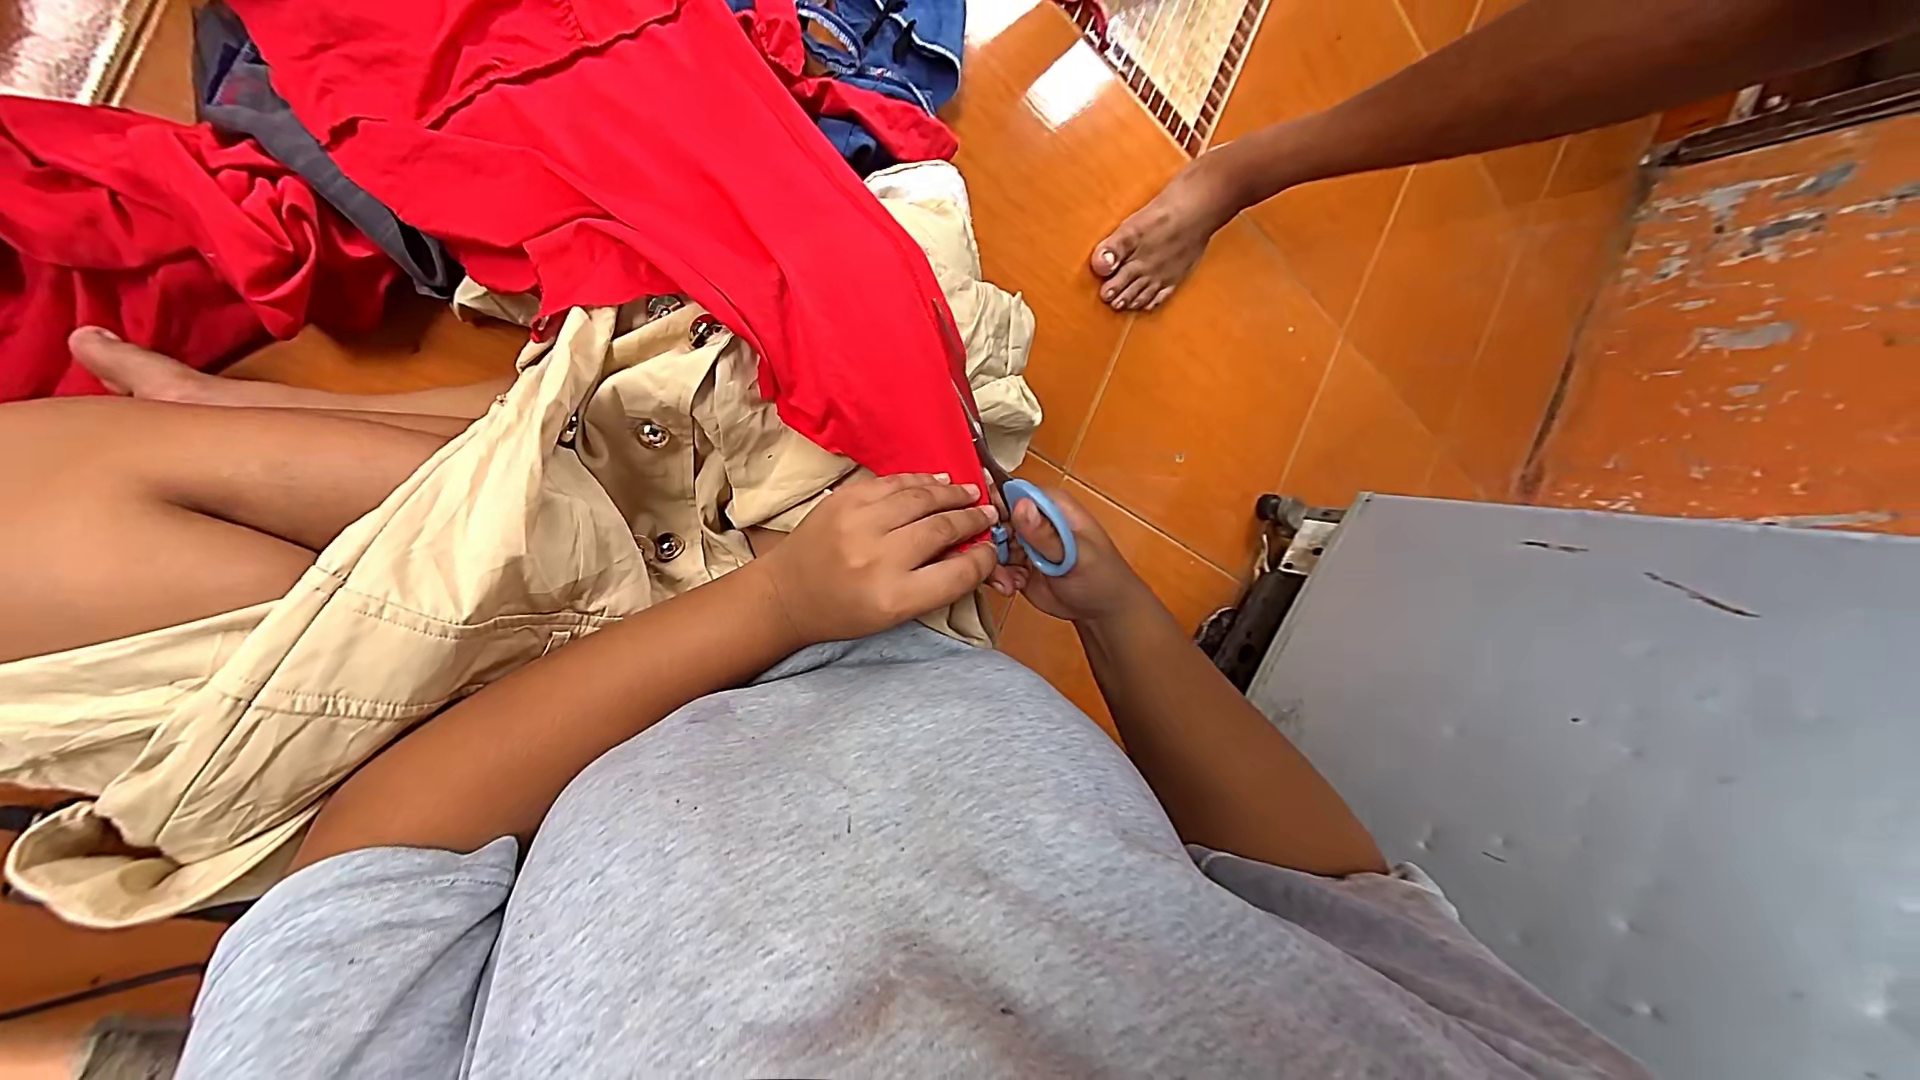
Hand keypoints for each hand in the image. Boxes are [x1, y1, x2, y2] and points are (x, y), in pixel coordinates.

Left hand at [759, 473, 998, 644]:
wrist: (787, 593)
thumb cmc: (844, 611)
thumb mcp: (894, 614)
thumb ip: (935, 586)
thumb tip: (971, 550)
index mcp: (892, 598)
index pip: (957, 573)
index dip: (982, 559)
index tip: (989, 549)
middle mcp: (877, 558)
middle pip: (942, 528)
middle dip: (972, 519)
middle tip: (988, 514)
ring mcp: (858, 523)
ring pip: (921, 497)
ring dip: (952, 494)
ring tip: (969, 494)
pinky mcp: (844, 499)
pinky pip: (894, 482)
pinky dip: (922, 480)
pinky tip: (939, 482)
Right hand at [1001, 486, 1156, 624]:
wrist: (1101, 610)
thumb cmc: (1100, 576)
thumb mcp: (1075, 555)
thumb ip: (1046, 534)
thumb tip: (1020, 505)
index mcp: (1050, 504)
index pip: (1011, 492)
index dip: (993, 506)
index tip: (985, 529)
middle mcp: (1033, 518)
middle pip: (995, 519)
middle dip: (990, 542)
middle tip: (998, 563)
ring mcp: (1022, 540)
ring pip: (991, 544)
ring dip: (994, 564)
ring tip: (1009, 582)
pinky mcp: (1015, 563)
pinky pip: (994, 564)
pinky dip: (998, 577)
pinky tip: (1012, 587)